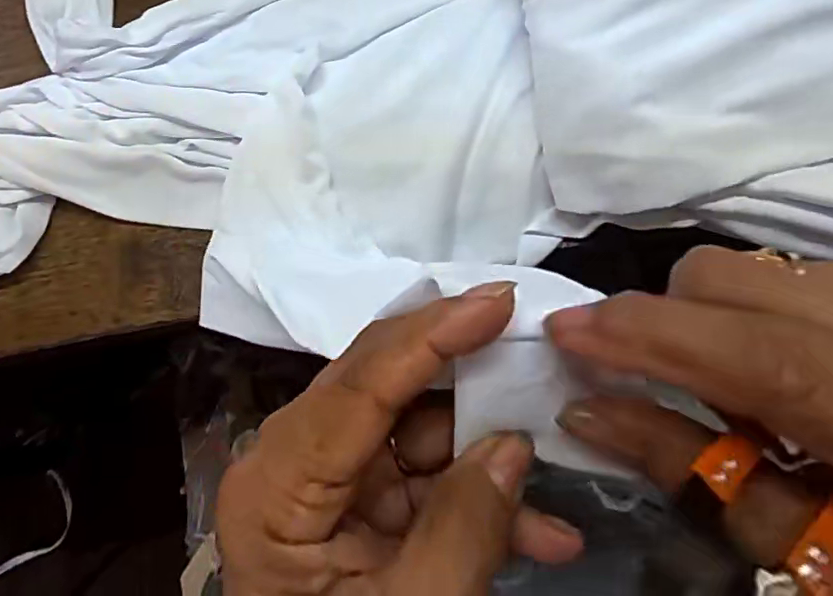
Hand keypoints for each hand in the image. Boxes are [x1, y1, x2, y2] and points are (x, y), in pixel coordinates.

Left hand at [216, 282, 585, 594]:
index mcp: (279, 482)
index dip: (435, 333)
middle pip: (386, 383)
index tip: (498, 298)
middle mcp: (297, 460)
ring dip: (487, 444)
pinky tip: (546, 534)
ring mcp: (332, 481)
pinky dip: (482, 497)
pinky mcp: (364, 505)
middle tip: (521, 326)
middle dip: (461, 363)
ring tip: (553, 445)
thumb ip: (464, 530)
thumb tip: (512, 444)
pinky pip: (428, 478)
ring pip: (418, 428)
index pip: (362, 381)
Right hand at [545, 249, 832, 595]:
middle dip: (668, 320)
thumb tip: (592, 410)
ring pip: (759, 266)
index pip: (774, 361)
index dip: (658, 339)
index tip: (567, 330)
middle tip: (656, 384)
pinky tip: (804, 370)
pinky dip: (765, 312)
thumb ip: (719, 489)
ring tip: (747, 392)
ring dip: (715, 318)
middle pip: (746, 283)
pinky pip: (797, 271)